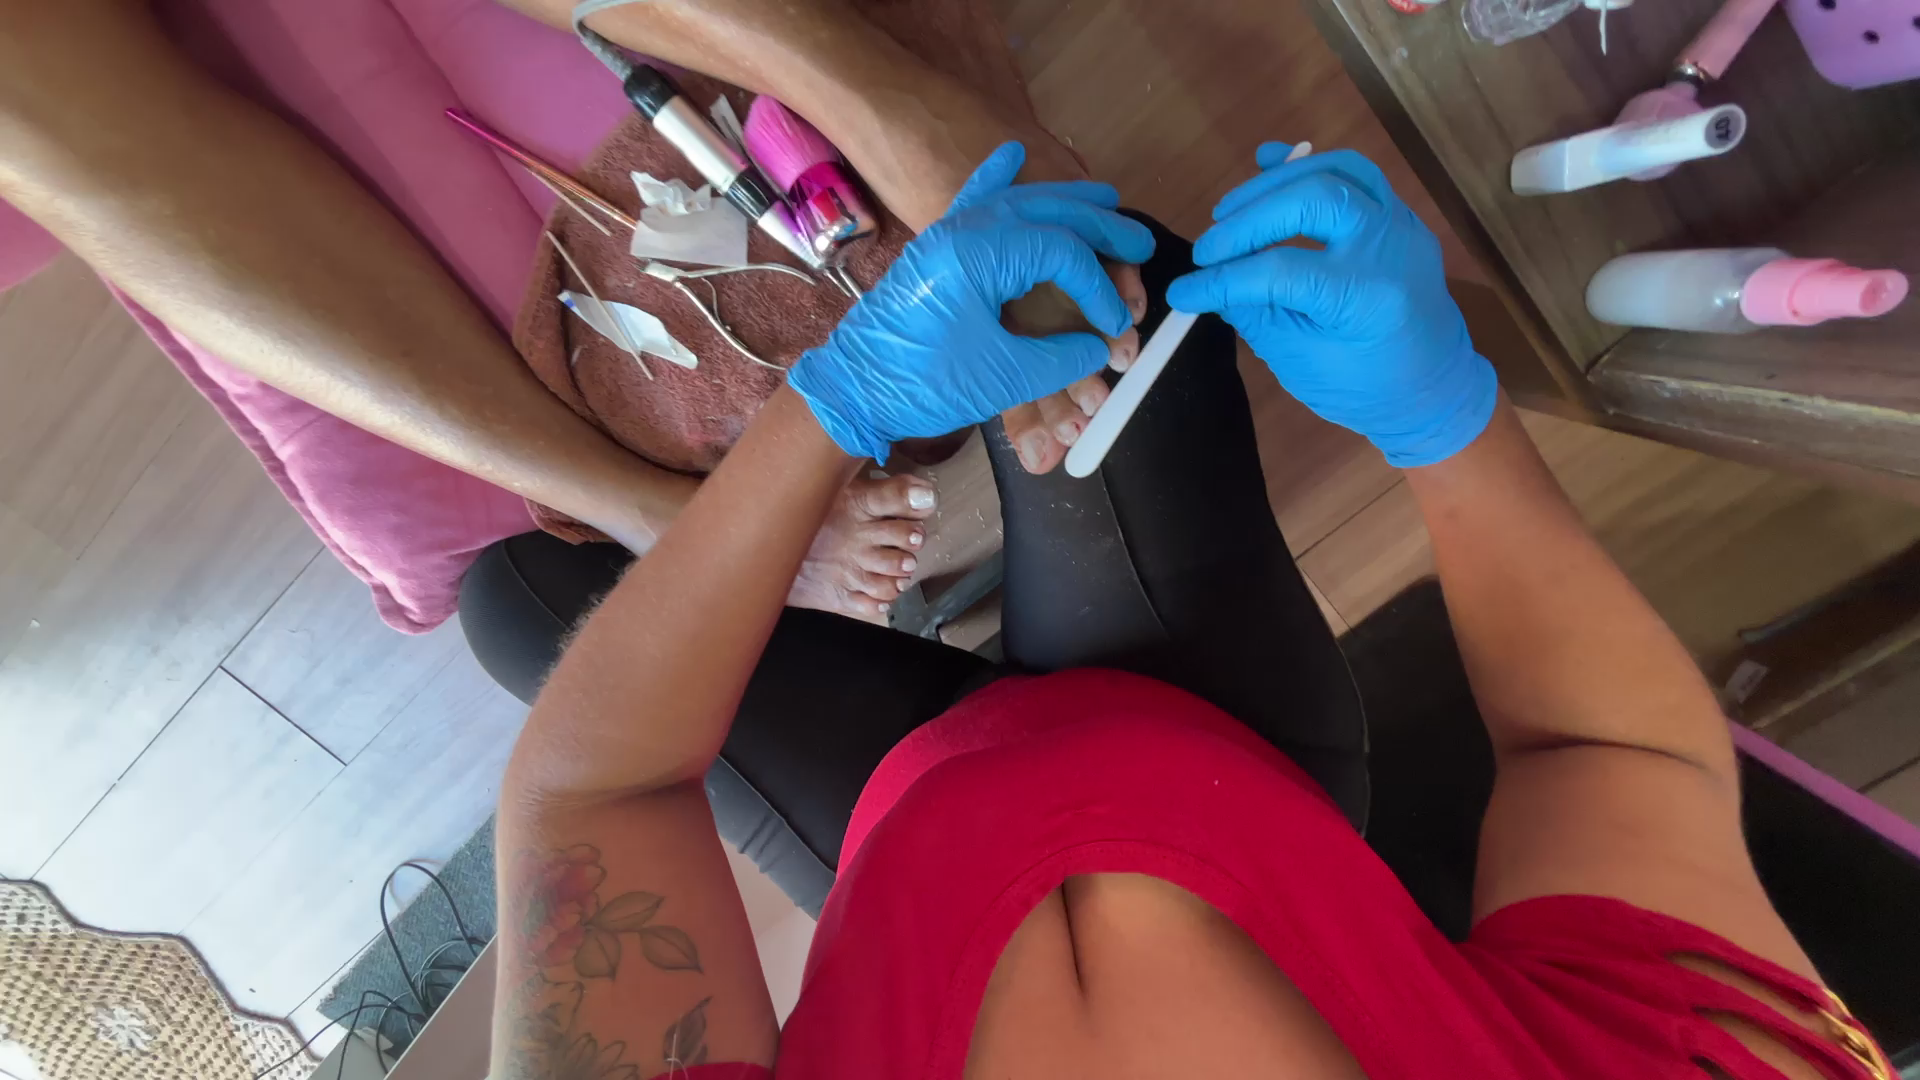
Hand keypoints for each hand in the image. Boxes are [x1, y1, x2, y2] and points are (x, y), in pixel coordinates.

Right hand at [789, 471, 936, 619]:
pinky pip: (872, 604)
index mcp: (854, 505)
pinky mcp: (839, 596)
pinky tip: (884, 589)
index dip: (915, 499)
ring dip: (902, 571)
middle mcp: (856, 539)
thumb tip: (914, 484)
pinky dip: (884, 599)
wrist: (764, 553)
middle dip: (914, 537)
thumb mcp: (832, 488)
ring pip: (892, 575)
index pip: (893, 497)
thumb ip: (871, 485)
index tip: (925, 500)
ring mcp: (848, 570)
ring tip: (901, 566)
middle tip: (913, 538)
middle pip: (903, 538)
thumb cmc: (803, 518)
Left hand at [790, 142, 1155, 460]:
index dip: (1100, 286)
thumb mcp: (1002, 378)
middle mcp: (964, 230)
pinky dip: (997, 179)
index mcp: (980, 254)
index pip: (1062, 251)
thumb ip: (1060, 359)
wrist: (855, 390)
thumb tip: (1098, 347)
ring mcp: (945, 234)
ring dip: (1063, 201)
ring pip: (1016, 200)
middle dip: (1099, 226)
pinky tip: (1012, 155)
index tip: (1117, 324)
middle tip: (1139, 242)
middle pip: (1047, 211)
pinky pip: (972, 201)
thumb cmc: (924, 385)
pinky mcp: (933, 249)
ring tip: (1104, 202)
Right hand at [1166, 144, 1495, 466]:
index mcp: (1362, 299)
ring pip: (1335, 170)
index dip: (1222, 280)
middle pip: (1312, 199)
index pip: (1278, 272)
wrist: (1428, 384)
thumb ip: (1252, 313)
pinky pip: (1352, 172)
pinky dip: (1304, 165)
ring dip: (1273, 184)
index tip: (1181, 293)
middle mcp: (1387, 247)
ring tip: (1227, 211)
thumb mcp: (1295, 358)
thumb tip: (1206, 284)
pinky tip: (1266, 160)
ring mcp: (1398, 223)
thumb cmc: (1358, 385)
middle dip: (1249, 219)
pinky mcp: (1394, 215)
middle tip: (1207, 248)